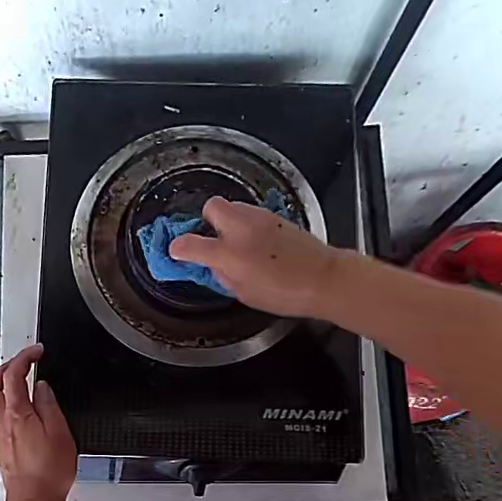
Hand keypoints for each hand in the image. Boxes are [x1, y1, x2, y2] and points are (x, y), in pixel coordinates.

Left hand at [0, 344, 76, 500]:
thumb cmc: (49, 471)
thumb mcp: (60, 432)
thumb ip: (48, 405)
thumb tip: (41, 388)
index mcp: (18, 414)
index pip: (15, 376)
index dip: (24, 358)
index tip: (36, 352)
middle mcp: (2, 423)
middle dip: (4, 369)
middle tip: (19, 363)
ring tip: (2, 384)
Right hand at [166, 196, 352, 317]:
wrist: (323, 278)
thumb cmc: (285, 293)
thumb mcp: (245, 294)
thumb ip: (224, 276)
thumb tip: (215, 266)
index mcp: (229, 254)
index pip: (191, 244)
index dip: (179, 248)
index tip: (177, 251)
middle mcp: (241, 230)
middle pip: (211, 207)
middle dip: (206, 220)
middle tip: (212, 239)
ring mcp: (260, 219)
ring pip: (233, 206)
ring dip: (228, 221)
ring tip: (237, 243)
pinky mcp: (276, 217)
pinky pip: (251, 213)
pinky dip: (247, 224)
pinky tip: (256, 242)